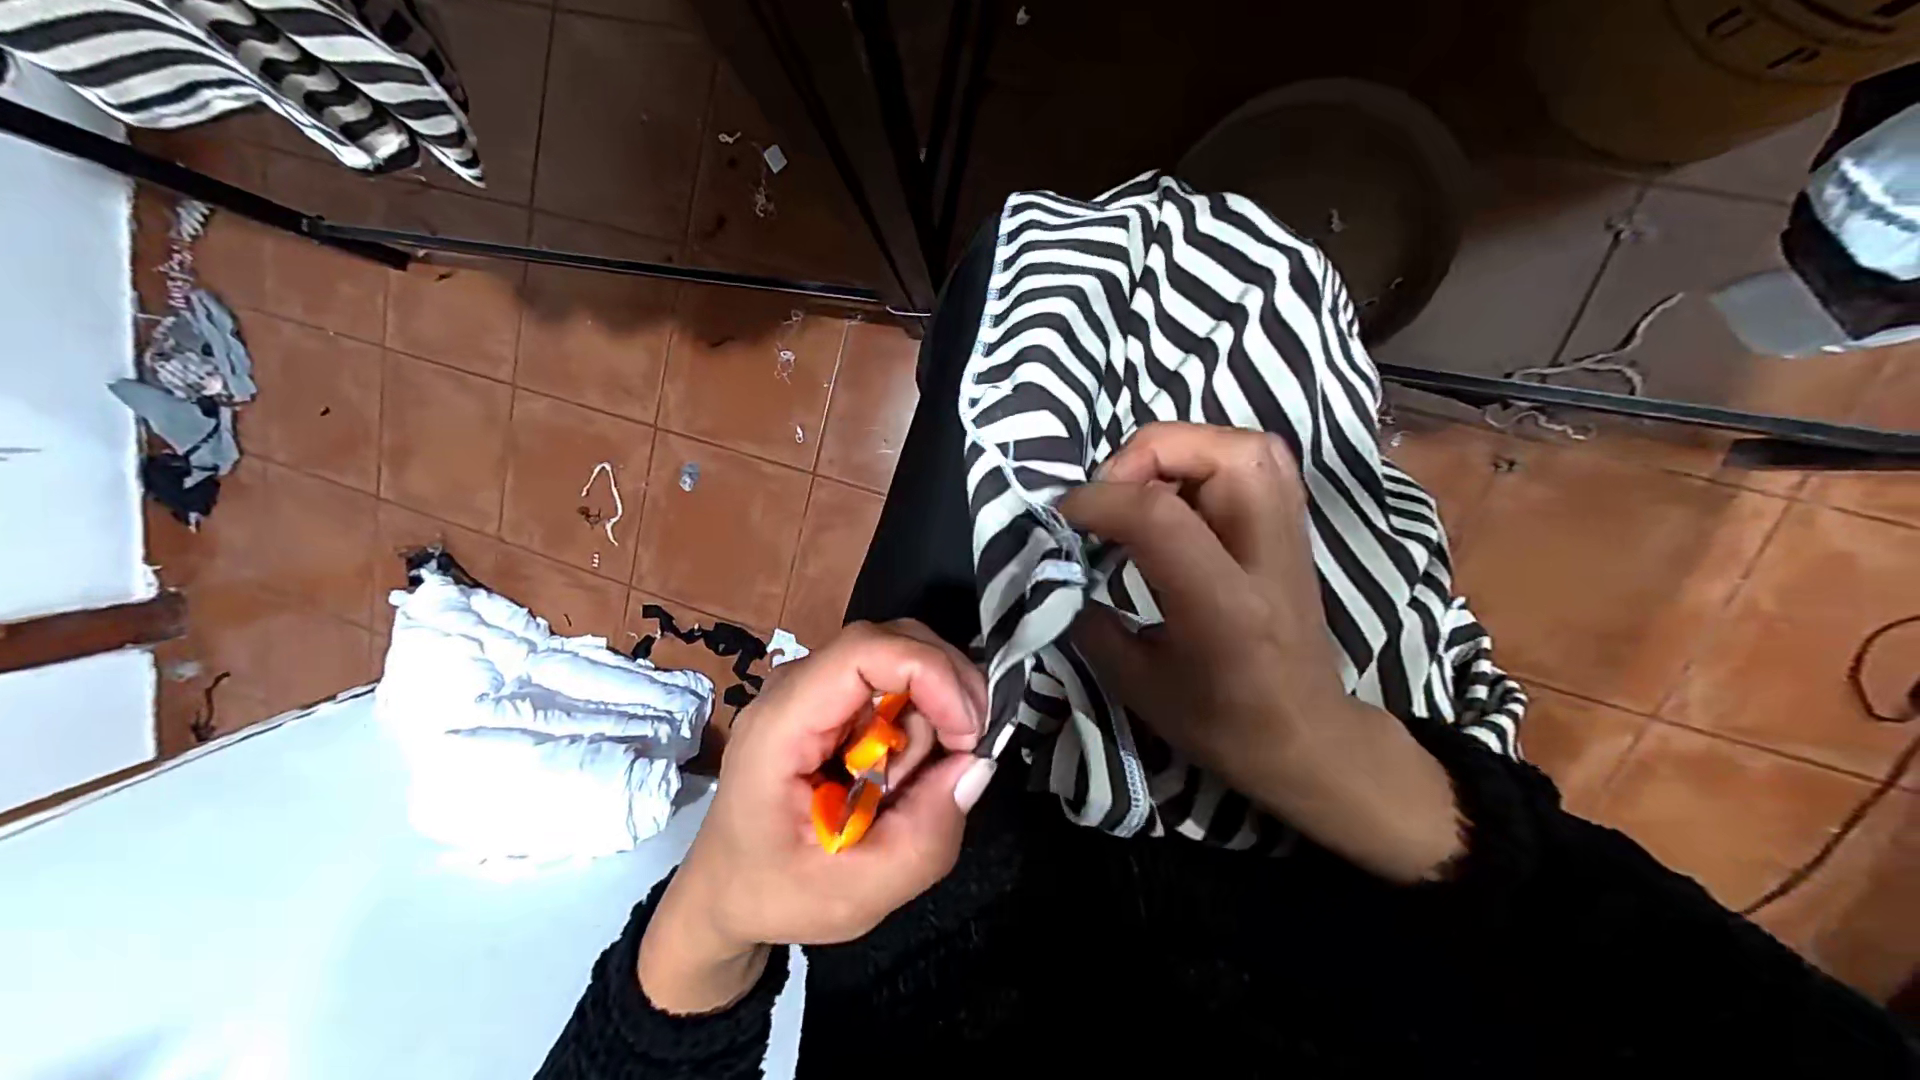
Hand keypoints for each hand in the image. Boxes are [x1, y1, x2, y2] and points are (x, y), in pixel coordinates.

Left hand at [637, 620, 993, 1012]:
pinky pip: (895, 687)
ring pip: (902, 663)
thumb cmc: (775, 892)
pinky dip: (919, 724)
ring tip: (902, 787)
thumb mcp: (855, 893)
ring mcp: (814, 687)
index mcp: (782, 724)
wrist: (727, 888)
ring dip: (930, 719)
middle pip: (892, 643)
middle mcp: (797, 687)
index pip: (863, 651)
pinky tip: (897, 773)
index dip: (929, 672)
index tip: (967, 731)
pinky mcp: (832, 700)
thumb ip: (924, 838)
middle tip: (966, 752)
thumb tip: (977, 764)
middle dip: (945, 691)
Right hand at [1060, 422, 1462, 882]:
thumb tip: (1060, 567)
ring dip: (1179, 450)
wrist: (1306, 737)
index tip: (1063, 517)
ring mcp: (1291, 536)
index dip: (1099, 500)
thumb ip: (1088, 620)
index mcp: (1224, 608)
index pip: (1159, 516)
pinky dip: (1205, 457)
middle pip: (1223, 454)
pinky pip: (1254, 460)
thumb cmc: (1219, 723)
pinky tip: (1177, 493)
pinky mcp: (1293, 528)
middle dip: (1147, 454)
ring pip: (1244, 445)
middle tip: (1110, 493)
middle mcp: (1267, 556)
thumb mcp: (1133, 683)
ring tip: (1139, 488)